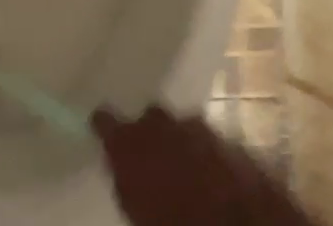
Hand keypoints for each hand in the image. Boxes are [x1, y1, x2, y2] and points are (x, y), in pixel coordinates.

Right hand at [93, 106, 313, 225]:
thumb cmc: (172, 224)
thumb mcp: (134, 210)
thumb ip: (125, 180)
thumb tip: (122, 168)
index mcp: (129, 140)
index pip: (103, 119)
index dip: (104, 126)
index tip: (102, 131)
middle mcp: (160, 124)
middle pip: (150, 117)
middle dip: (152, 132)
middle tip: (155, 158)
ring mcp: (198, 127)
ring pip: (184, 127)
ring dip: (184, 142)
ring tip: (189, 172)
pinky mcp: (230, 138)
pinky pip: (212, 142)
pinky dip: (210, 155)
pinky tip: (215, 178)